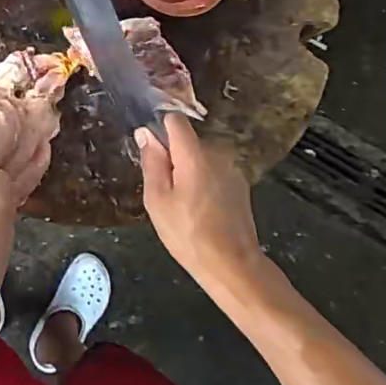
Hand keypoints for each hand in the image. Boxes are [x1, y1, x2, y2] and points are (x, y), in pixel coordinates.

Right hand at [136, 115, 262, 290]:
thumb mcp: (157, 199)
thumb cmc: (187, 233)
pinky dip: (202, 181)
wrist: (232, 264)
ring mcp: (232, 169)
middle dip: (172, 155)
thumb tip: (145, 133)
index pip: (175, 120)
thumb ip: (151, 161)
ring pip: (200, 156)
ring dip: (187, 169)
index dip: (159, 130)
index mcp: (194, 154)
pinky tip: (199, 208)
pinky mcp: (240, 184)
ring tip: (180, 202)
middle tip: (163, 188)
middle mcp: (217, 154)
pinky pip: (213, 171)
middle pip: (187, 140)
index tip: (150, 151)